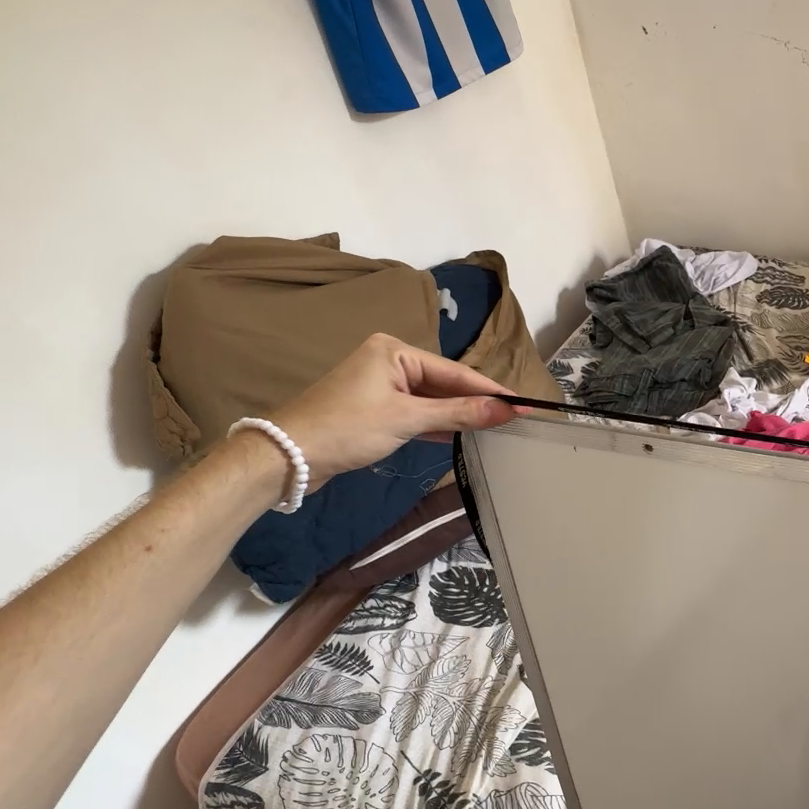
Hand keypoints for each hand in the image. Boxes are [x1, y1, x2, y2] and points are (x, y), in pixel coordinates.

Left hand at [264, 333, 518, 488]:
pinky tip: (462, 434)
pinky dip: (438, 423)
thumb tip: (506, 410)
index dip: (491, 390)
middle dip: (477, 402)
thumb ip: (459, 413)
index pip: (455, 371)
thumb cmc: (346, 428)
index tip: (524, 404)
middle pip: (446, 383)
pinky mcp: (375, 408)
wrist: (284, 457)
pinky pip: (418, 412)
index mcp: (394, 350)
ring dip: (459, 415)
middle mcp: (388, 360)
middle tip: (515, 418)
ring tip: (497, 427)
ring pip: (433, 399)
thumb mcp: (408, 419)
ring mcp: (380, 385)